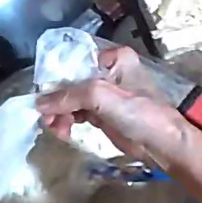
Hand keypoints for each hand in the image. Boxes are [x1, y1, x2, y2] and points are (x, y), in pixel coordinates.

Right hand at [36, 46, 196, 167]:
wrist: (163, 145)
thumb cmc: (138, 113)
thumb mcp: (101, 96)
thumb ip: (69, 95)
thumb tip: (38, 103)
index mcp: (114, 58)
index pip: (76, 61)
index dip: (56, 75)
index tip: (40, 92)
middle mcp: (109, 72)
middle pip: (71, 81)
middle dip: (56, 100)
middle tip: (45, 117)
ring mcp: (106, 94)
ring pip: (72, 99)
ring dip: (59, 113)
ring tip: (55, 128)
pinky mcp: (103, 114)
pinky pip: (77, 113)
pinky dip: (67, 121)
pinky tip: (63, 131)